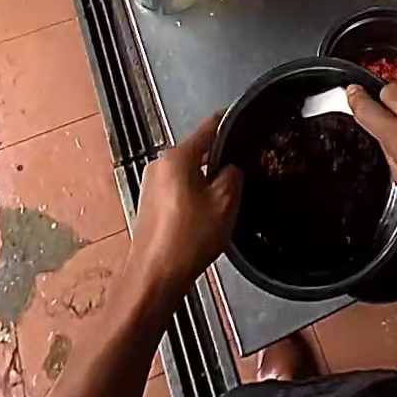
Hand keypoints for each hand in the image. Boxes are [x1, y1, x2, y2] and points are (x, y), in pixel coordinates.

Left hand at [129, 116, 241, 297]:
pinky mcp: (150, 204)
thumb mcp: (226, 201)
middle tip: (244, 169)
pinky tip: (207, 215)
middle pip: (198, 150)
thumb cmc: (190, 237)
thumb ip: (233, 174)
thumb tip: (229, 168)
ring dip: (206, 180)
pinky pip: (179, 188)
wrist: (154, 278)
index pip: (209, 126)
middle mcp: (160, 165)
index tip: (245, 118)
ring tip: (227, 199)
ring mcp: (151, 185)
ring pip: (189, 171)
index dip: (230, 121)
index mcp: (177, 157)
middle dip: (219, 158)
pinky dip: (194, 195)